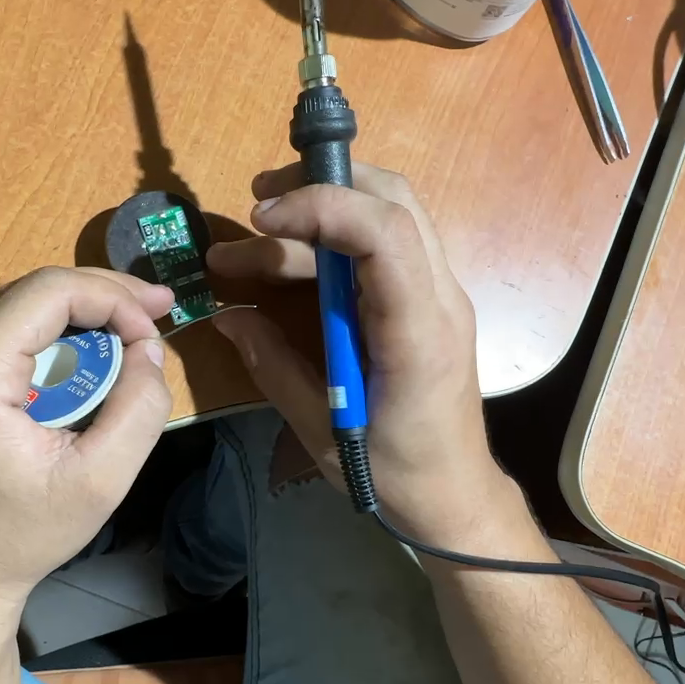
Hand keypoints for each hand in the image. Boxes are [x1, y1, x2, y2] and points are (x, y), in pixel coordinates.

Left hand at [0, 267, 174, 620]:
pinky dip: (52, 332)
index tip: (153, 334)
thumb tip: (149, 348)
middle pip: (32, 291)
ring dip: (81, 312)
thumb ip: (139, 408)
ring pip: (19, 303)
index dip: (112, 298)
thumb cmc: (25, 534)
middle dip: (103, 298)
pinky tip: (90, 346)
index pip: (48, 292)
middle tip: (160, 311)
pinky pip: (2, 326)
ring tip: (134, 328)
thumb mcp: (100, 482)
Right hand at [207, 163, 517, 544]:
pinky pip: (385, 248)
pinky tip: (291, 264)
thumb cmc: (394, 476)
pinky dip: (336, 240)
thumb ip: (274, 367)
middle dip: (320, 186)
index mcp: (417, 333)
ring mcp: (440, 297)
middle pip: (392, 201)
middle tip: (255, 206)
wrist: (455, 496)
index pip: (385, 233)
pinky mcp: (427, 305)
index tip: (260, 220)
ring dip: (322, 214)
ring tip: (251, 241)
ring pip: (390, 215)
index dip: (321, 207)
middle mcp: (440, 299)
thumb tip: (229, 316)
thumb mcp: (322, 431)